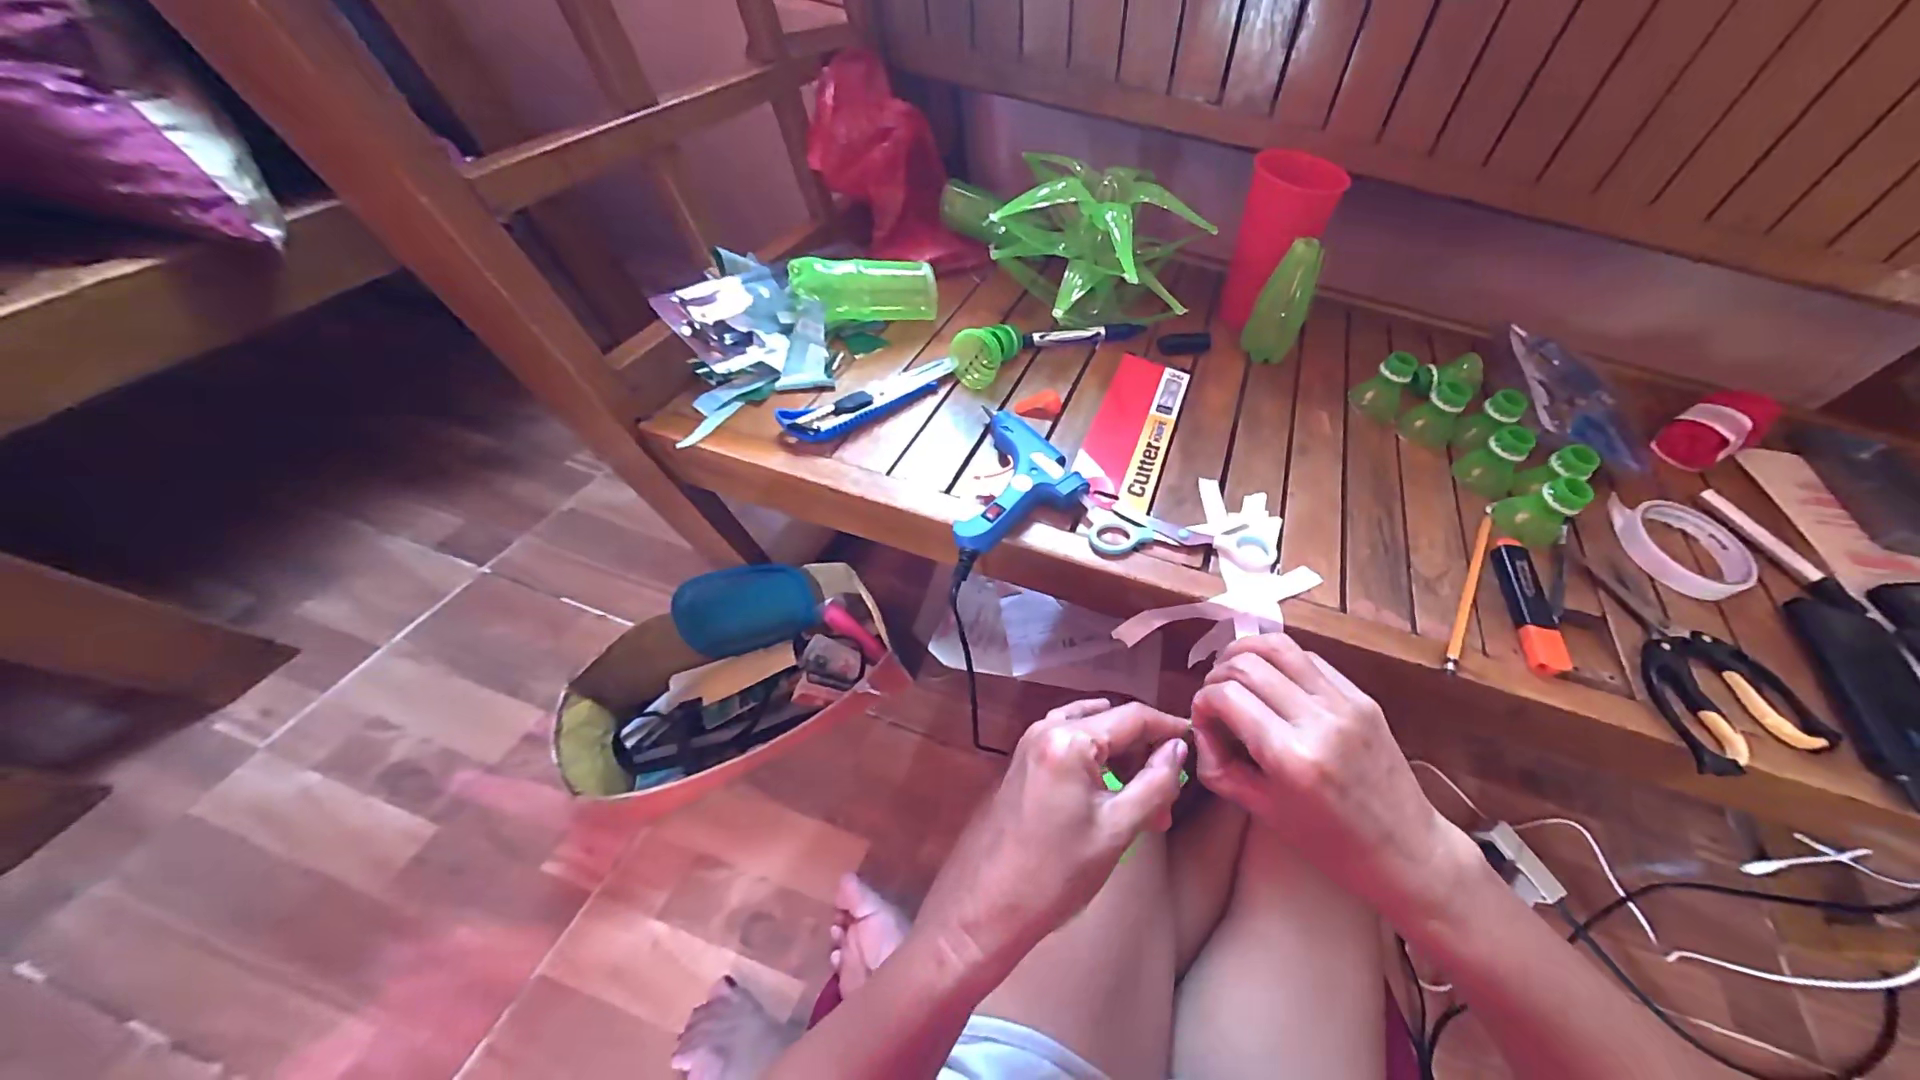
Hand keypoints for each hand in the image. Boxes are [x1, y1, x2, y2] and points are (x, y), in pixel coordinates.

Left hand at [915, 699, 1188, 970]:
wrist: (986, 904)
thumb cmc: (1054, 872)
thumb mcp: (1117, 829)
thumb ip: (1155, 783)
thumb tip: (1178, 748)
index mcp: (1068, 739)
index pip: (1133, 716)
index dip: (1170, 727)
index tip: (1198, 746)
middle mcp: (1045, 729)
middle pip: (1111, 721)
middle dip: (1146, 752)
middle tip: (1169, 799)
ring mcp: (1030, 743)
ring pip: (1092, 732)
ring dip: (1123, 758)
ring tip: (1146, 803)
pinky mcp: (1023, 760)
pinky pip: (1069, 743)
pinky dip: (1097, 759)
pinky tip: (1112, 787)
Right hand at [1190, 634, 1479, 917]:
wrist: (1407, 852)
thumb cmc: (1328, 842)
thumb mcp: (1259, 808)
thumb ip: (1217, 763)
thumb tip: (1200, 724)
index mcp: (1292, 756)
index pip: (1226, 695)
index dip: (1202, 702)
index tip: (1202, 719)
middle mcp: (1319, 721)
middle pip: (1247, 663)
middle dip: (1218, 674)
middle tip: (1214, 698)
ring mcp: (1346, 704)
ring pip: (1278, 645)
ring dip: (1245, 653)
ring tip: (1235, 675)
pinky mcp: (1362, 697)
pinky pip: (1309, 658)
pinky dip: (1279, 661)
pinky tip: (1271, 681)